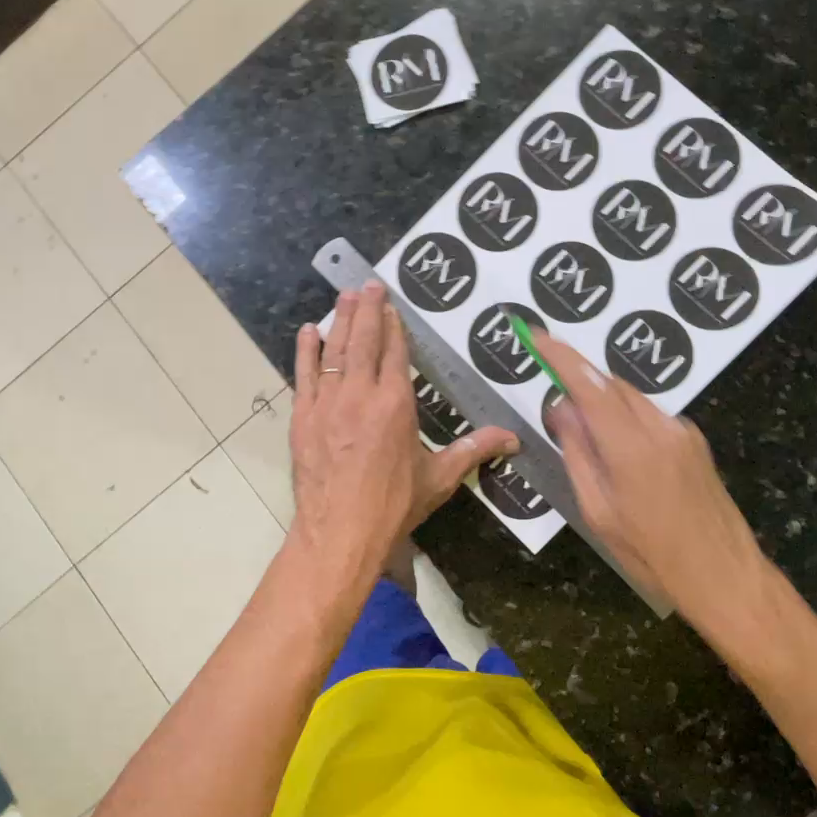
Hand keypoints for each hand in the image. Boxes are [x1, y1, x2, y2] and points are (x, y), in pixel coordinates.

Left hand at [288, 282, 517, 579]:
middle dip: (367, 309)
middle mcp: (361, 393)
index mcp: (396, 403)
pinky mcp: (303, 416)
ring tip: (344, 296)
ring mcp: (328, 402)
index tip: (391, 305)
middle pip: (364, 340)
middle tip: (368, 284)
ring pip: (334, 351)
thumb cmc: (393, 505)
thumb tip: (514, 439)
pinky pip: (304, 374)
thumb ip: (473, 450)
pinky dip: (306, 351)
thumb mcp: (438, 477)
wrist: (340, 532)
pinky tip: (308, 332)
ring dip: (340, 320)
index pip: (395, 352)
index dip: (393, 325)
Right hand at [532, 332, 783, 649]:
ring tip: (587, 439)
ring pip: (631, 398)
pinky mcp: (695, 442)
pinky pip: (649, 415)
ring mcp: (682, 432)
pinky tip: (621, 456)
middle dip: (580, 381)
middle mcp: (660, 427)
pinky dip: (626, 419)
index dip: (559, 355)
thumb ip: (577, 453)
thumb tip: (561, 409)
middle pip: (611, 385)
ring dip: (603, 403)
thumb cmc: (653, 556)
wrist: (727, 578)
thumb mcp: (598, 512)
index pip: (589, 384)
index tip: (534, 334)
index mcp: (630, 446)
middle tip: (554, 404)